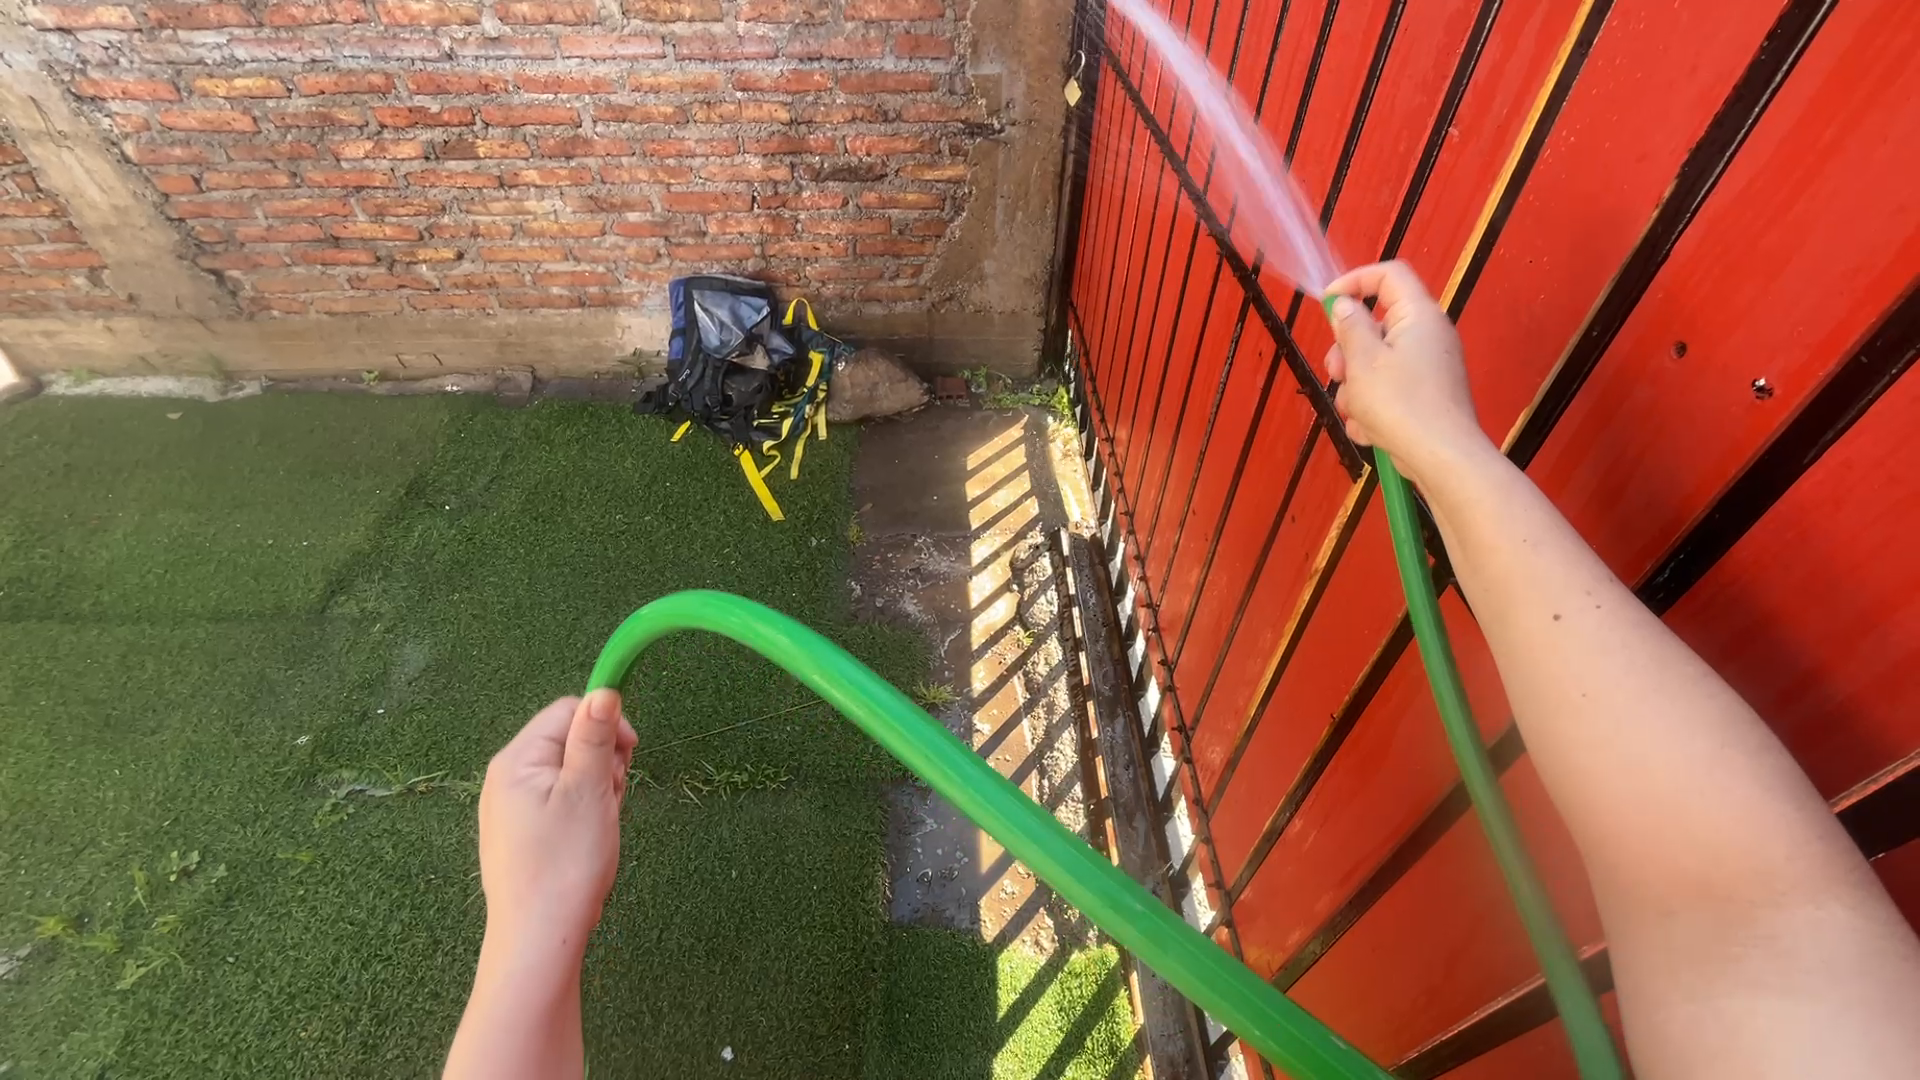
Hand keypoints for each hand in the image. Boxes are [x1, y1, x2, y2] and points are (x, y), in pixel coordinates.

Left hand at [477, 690, 637, 961]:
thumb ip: (594, 734)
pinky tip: (593, 832)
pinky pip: (564, 795)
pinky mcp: (526, 829)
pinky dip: (588, 804)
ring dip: (600, 783)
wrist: (541, 937)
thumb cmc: (566, 860)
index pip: (568, 710)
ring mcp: (515, 805)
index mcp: (516, 760)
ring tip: (603, 818)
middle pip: (571, 737)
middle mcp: (508, 777)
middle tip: (612, 794)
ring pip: (573, 767)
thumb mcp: (588, 788)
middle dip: (603, 757)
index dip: (605, 723)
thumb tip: (604, 688)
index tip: (629, 754)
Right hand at [1321, 260, 1493, 487]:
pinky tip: (1370, 429)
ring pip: (1372, 364)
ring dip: (1353, 388)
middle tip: (1337, 373)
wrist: (1439, 455)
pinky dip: (1370, 408)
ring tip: (1356, 411)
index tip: (1324, 302)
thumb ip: (1350, 327)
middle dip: (1346, 351)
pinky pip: (1384, 390)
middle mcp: (1426, 335)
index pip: (1388, 275)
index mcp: (1417, 316)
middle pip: (1373, 326)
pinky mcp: (1422, 395)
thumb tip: (1342, 304)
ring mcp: (1425, 367)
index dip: (1354, 280)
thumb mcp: (1363, 361)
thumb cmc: (1399, 402)